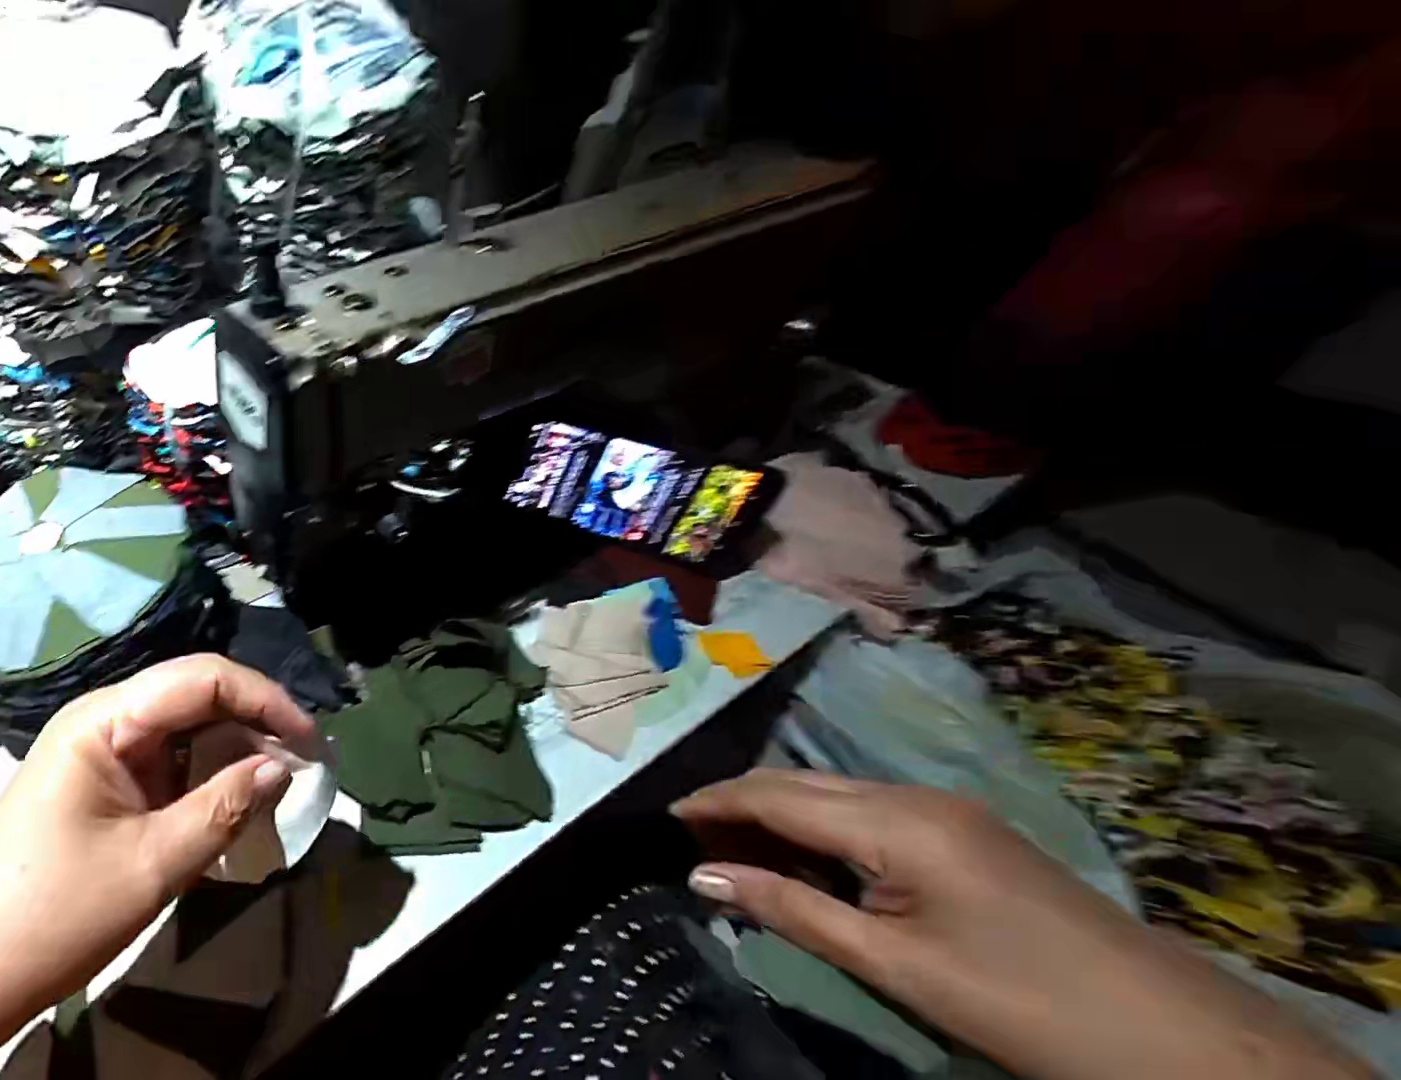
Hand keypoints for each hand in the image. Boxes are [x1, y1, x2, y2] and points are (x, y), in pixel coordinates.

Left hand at [0, 655, 313, 1079]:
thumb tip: (285, 767)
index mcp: (105, 719)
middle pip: (199, 693)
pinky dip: (213, 771)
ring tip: (278, 779)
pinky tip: (237, 796)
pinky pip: (175, 757)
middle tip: (303, 760)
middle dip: (257, 719)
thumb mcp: (153, 864)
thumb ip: (226, 807)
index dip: (266, 699)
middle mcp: (105, 718)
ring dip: (238, 746)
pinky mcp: (109, 779)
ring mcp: (105, 748)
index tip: (309, 741)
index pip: (204, 678)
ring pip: (191, 724)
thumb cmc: (50, 917)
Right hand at [672, 768, 1372, 1079]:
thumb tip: (701, 876)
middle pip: (798, 782)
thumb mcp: (892, 964)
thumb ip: (790, 908)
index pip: (776, 793)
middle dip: (738, 802)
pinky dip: (817, 825)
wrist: (1183, 1040)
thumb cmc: (1021, 1005)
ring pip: (829, 791)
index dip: (714, 801)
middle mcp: (910, 792)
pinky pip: (862, 809)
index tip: (665, 817)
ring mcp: (938, 803)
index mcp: (894, 819)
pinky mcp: (957, 825)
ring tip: (732, 845)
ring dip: (776, 812)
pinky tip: (802, 852)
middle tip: (691, 836)